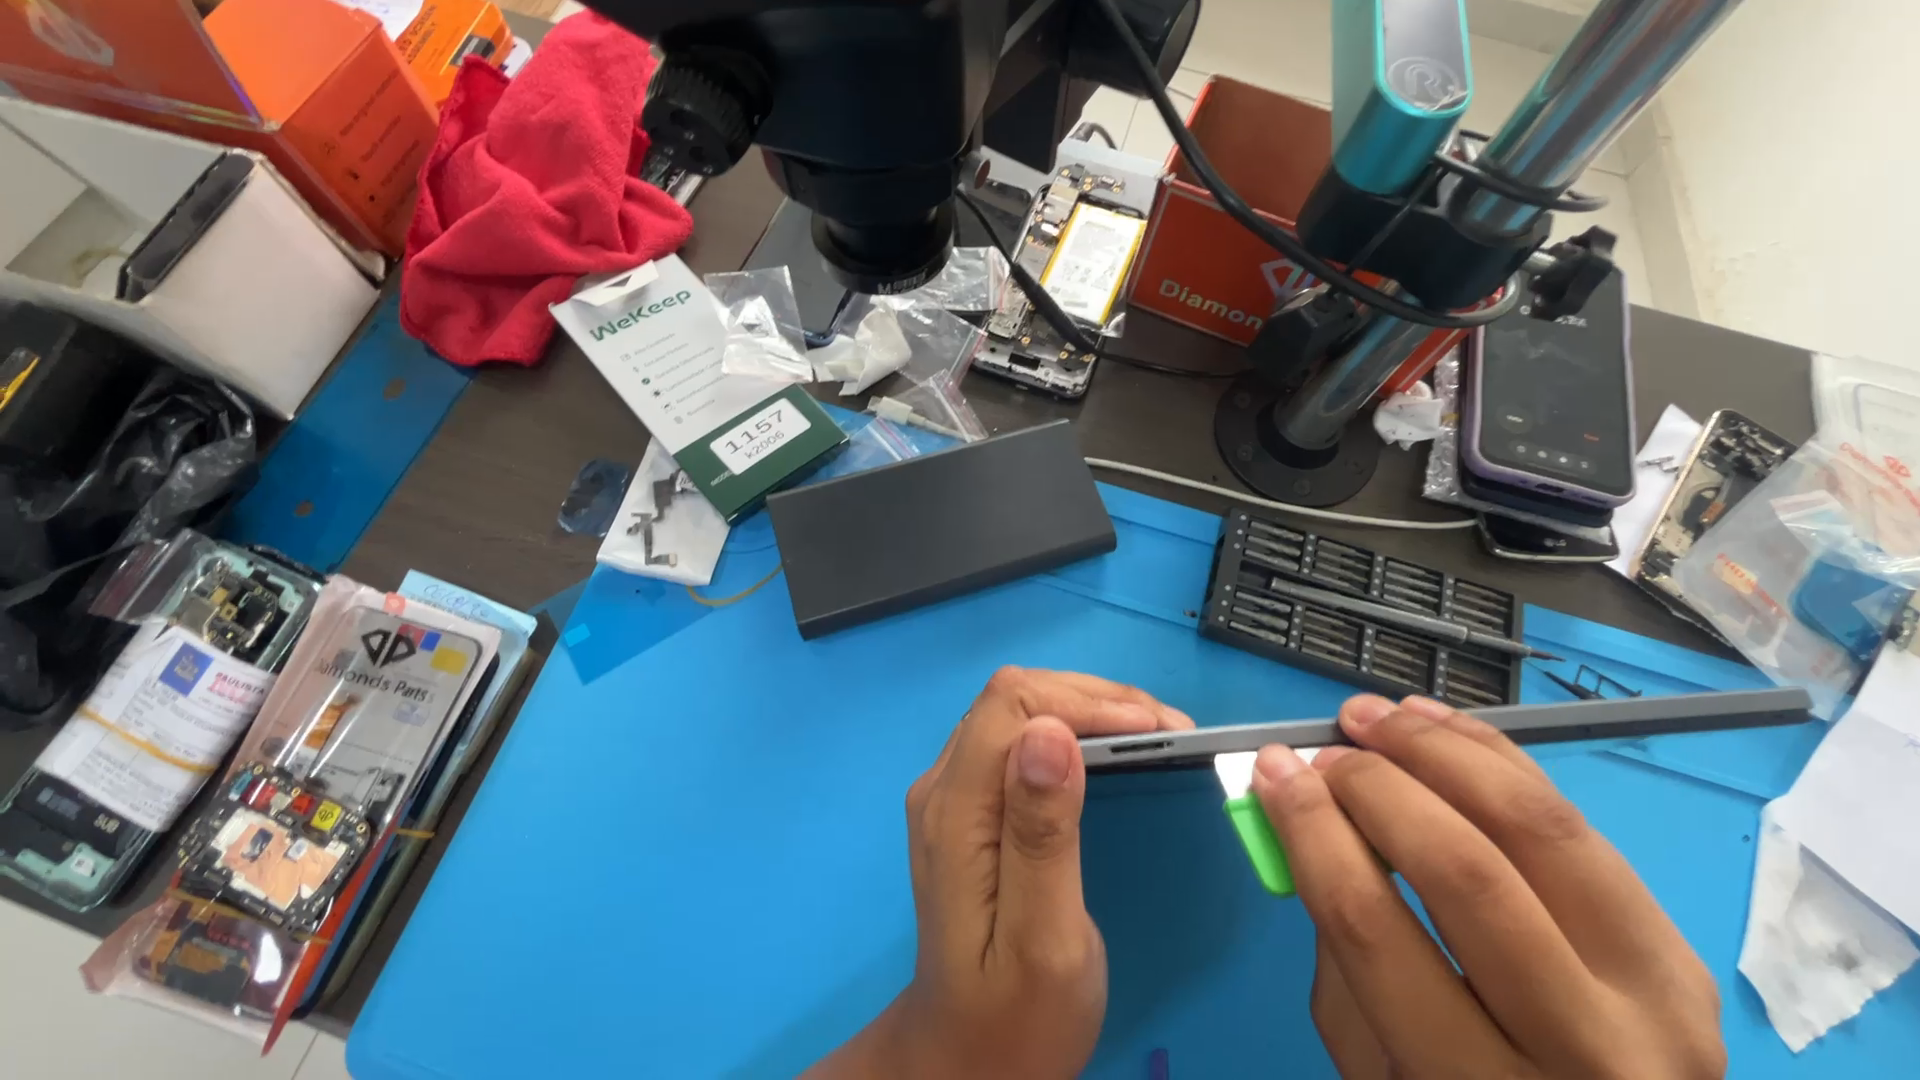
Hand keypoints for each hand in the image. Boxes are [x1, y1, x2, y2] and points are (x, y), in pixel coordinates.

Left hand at [809, 667, 1192, 1078]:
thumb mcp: (1043, 936)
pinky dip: (1075, 732)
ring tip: (1159, 734)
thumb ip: (1042, 833)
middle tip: (1173, 731)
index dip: (1083, 702)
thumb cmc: (1016, 1014)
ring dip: (1090, 709)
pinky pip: (1021, 739)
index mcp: (955, 811)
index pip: (1009, 705)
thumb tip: (1049, 731)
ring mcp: (953, 793)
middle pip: (1013, 698)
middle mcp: (943, 786)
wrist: (966, 1056)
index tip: (1154, 732)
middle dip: (1095, 699)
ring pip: (1018, 710)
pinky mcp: (972, 806)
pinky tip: (1117, 749)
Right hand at [1254, 695, 1724, 1079]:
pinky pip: (1580, 829)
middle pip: (1463, 870)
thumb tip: (1312, 817)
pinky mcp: (1682, 956)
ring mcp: (1656, 999)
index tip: (1272, 767)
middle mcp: (1584, 1049)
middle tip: (1323, 750)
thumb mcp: (1371, 1064)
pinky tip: (1436, 724)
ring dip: (1441, 751)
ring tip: (1375, 714)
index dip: (1311, 829)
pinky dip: (1498, 761)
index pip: (1372, 924)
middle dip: (1375, 786)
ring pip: (1539, 829)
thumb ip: (1339, 946)